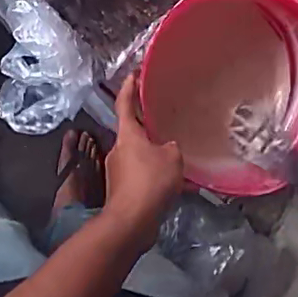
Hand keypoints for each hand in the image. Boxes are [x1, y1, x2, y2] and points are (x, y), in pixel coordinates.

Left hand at [102, 74, 184, 247]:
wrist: (131, 222)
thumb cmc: (149, 181)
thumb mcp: (172, 157)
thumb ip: (171, 147)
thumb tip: (168, 148)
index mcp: (127, 134)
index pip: (125, 103)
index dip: (129, 87)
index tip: (134, 74)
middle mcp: (119, 149)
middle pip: (133, 131)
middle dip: (148, 126)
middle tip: (166, 119)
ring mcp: (119, 171)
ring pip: (140, 156)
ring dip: (156, 155)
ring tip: (178, 157)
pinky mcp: (123, 190)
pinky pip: (143, 176)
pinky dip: (158, 177)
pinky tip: (179, 186)